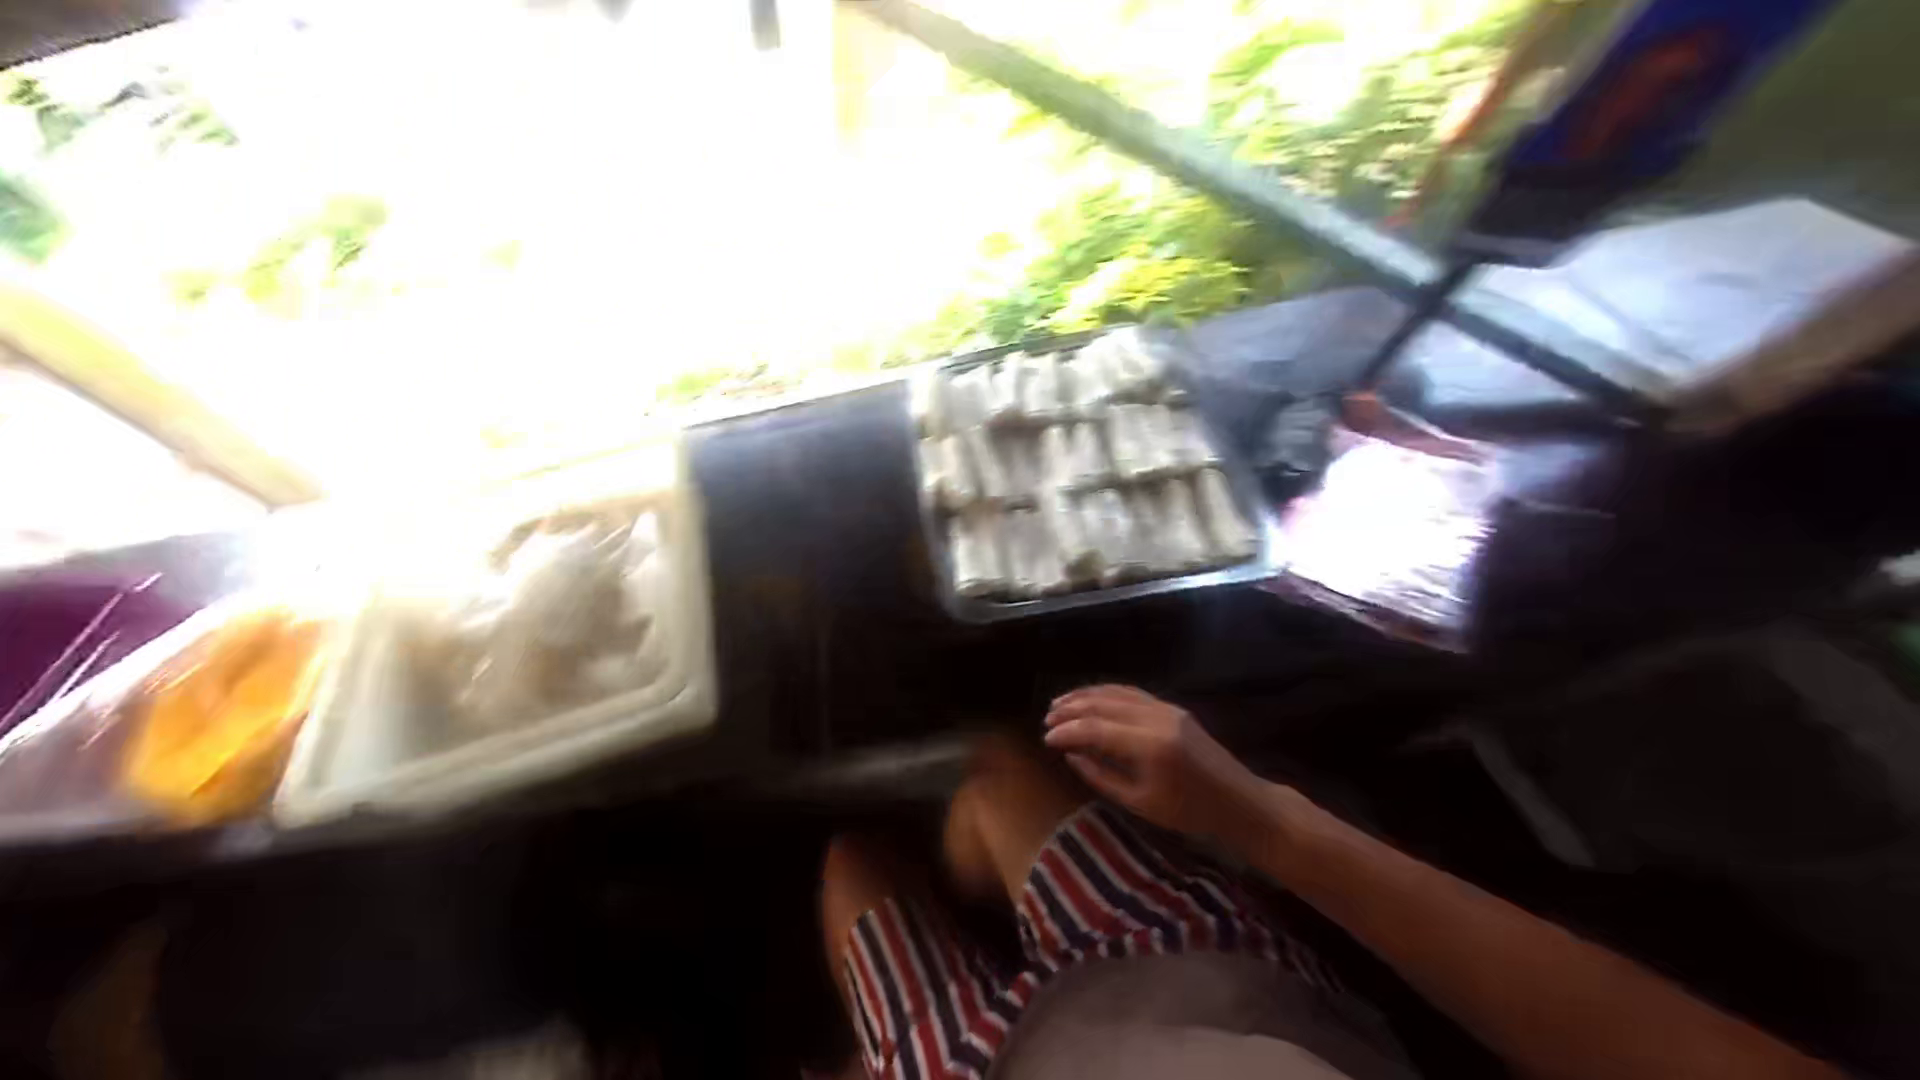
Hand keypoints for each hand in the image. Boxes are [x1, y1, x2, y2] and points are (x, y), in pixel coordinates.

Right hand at [1044, 685, 1282, 853]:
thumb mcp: (1139, 803)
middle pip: (1102, 704)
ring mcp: (1166, 708)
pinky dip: (1107, 693)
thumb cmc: (1188, 811)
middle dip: (1071, 709)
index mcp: (1149, 746)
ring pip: (1116, 693)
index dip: (1067, 731)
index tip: (1046, 738)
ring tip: (1060, 703)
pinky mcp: (1172, 707)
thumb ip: (1101, 776)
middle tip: (1047, 717)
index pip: (1096, 729)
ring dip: (1085, 696)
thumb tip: (1071, 754)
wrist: (1237, 800)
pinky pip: (1132, 693)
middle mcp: (1156, 718)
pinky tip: (1092, 698)